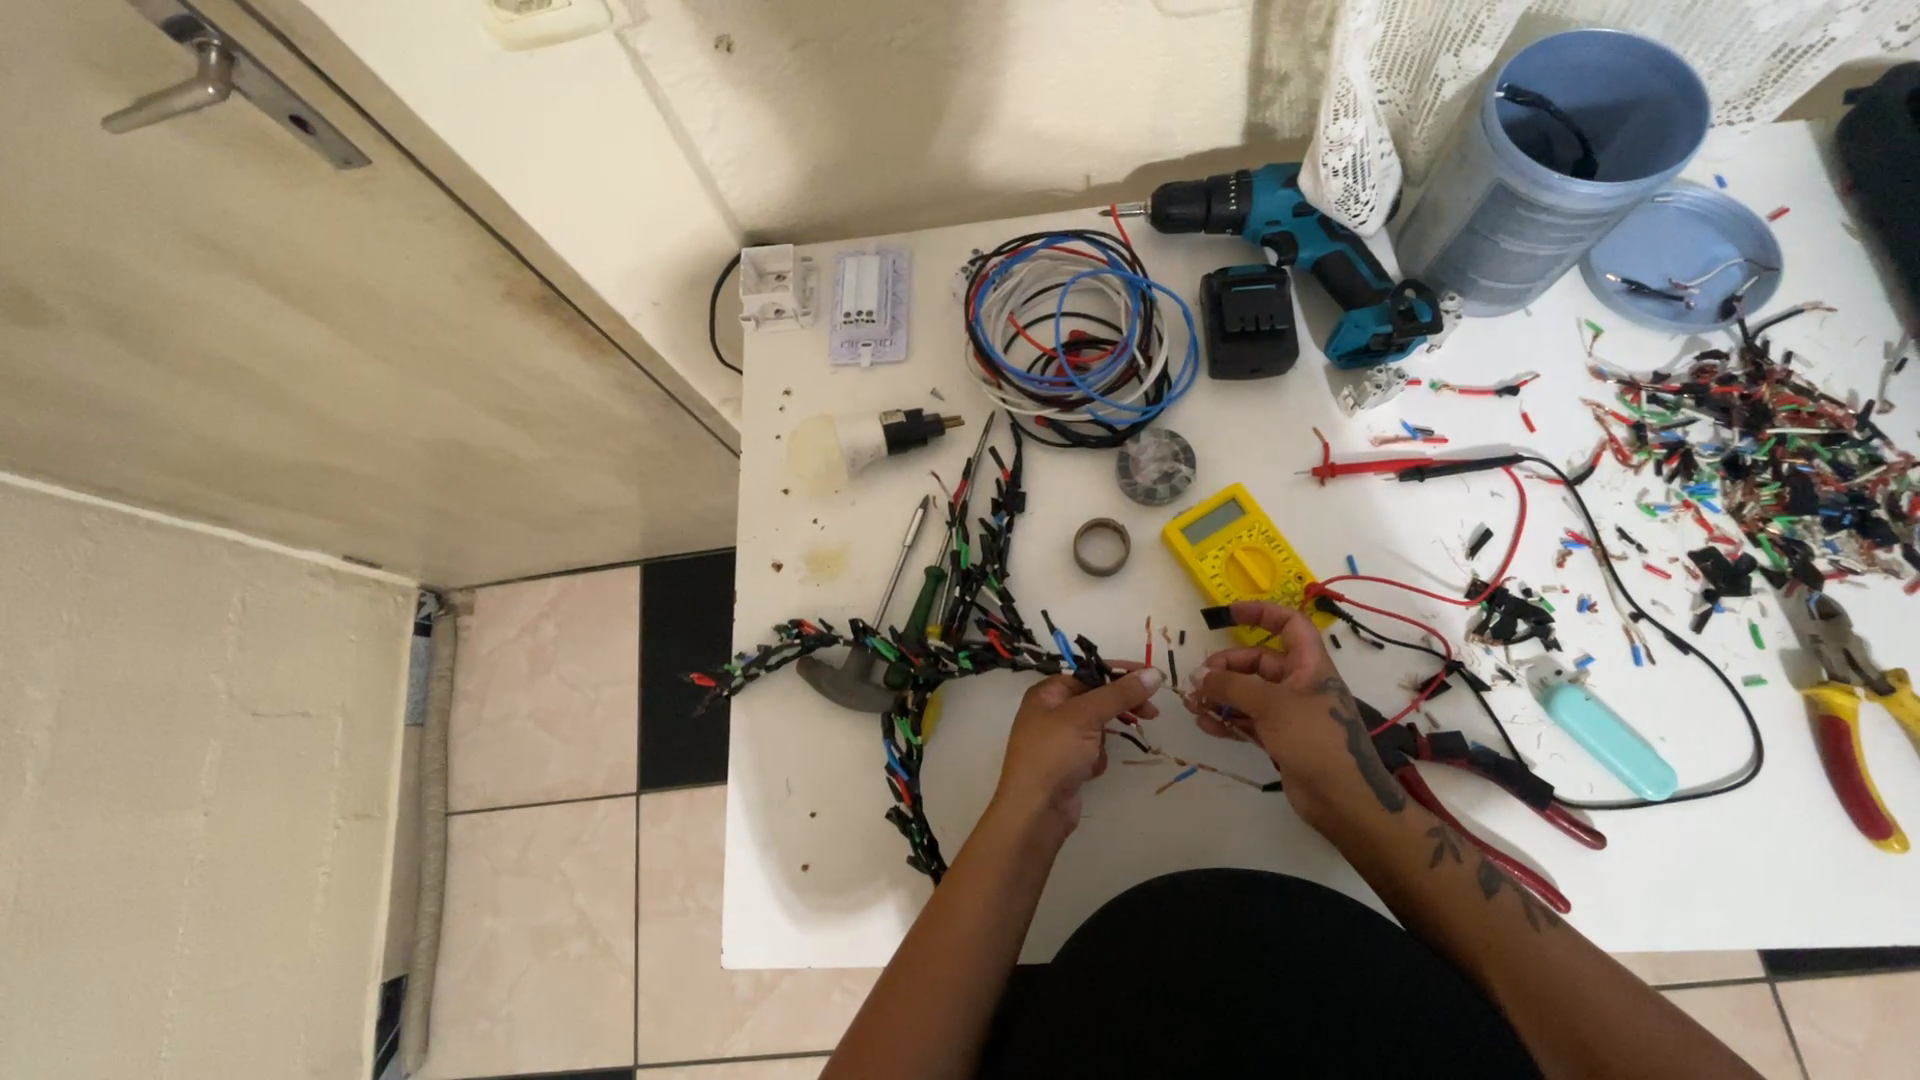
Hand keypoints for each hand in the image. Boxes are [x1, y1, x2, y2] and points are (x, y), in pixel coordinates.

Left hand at [995, 667, 1162, 836]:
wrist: (1036, 809)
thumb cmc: (1054, 753)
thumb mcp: (1086, 715)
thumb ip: (1120, 694)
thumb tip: (1154, 673)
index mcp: (1047, 693)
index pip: (1090, 673)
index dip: (1120, 673)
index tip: (1151, 678)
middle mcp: (1051, 711)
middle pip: (1096, 698)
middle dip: (1120, 707)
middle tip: (1151, 714)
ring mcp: (1059, 739)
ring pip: (1097, 726)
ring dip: (1104, 738)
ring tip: (1102, 750)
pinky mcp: (1067, 763)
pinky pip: (1092, 750)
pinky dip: (1097, 758)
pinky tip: (1089, 769)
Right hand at [1188, 602, 1405, 829]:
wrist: (1343, 800)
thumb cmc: (1315, 740)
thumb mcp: (1272, 705)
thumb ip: (1232, 686)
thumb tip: (1200, 677)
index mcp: (1310, 666)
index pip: (1289, 625)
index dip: (1260, 613)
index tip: (1228, 614)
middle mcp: (1300, 685)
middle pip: (1258, 662)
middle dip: (1227, 668)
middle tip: (1200, 681)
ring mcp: (1290, 713)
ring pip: (1249, 693)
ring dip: (1221, 695)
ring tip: (1194, 704)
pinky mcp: (1280, 738)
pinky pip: (1248, 720)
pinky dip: (1227, 719)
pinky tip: (1206, 724)